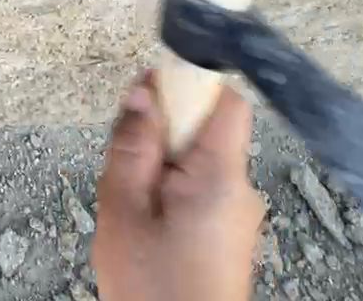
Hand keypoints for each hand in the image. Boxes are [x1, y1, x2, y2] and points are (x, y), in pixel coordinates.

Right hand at [94, 73, 264, 300]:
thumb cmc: (151, 288)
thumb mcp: (123, 205)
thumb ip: (132, 143)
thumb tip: (144, 90)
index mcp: (221, 177)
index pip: (225, 100)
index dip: (188, 82)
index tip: (149, 91)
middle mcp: (240, 188)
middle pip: (204, 124)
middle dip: (160, 128)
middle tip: (126, 161)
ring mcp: (236, 210)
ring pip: (194, 154)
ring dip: (158, 159)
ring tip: (132, 197)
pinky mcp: (226, 228)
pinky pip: (196, 180)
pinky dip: (166, 183)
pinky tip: (145, 214)